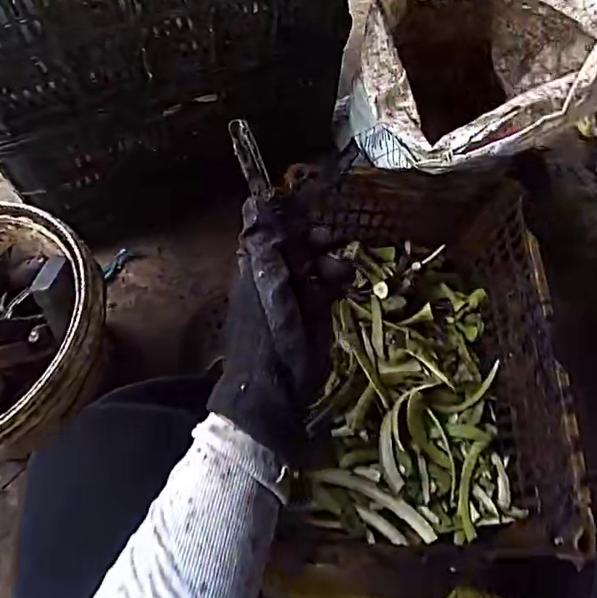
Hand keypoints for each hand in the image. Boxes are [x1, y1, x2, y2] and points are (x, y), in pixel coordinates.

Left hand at [207, 196, 325, 457]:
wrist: (274, 391)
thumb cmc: (265, 339)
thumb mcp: (266, 290)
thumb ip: (266, 251)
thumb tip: (253, 206)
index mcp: (258, 270)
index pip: (275, 235)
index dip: (292, 223)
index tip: (307, 220)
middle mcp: (277, 278)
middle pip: (300, 247)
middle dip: (318, 241)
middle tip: (333, 241)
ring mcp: (296, 296)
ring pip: (318, 265)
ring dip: (332, 262)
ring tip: (341, 273)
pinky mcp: (314, 314)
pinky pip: (328, 286)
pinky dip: (338, 280)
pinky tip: (344, 284)